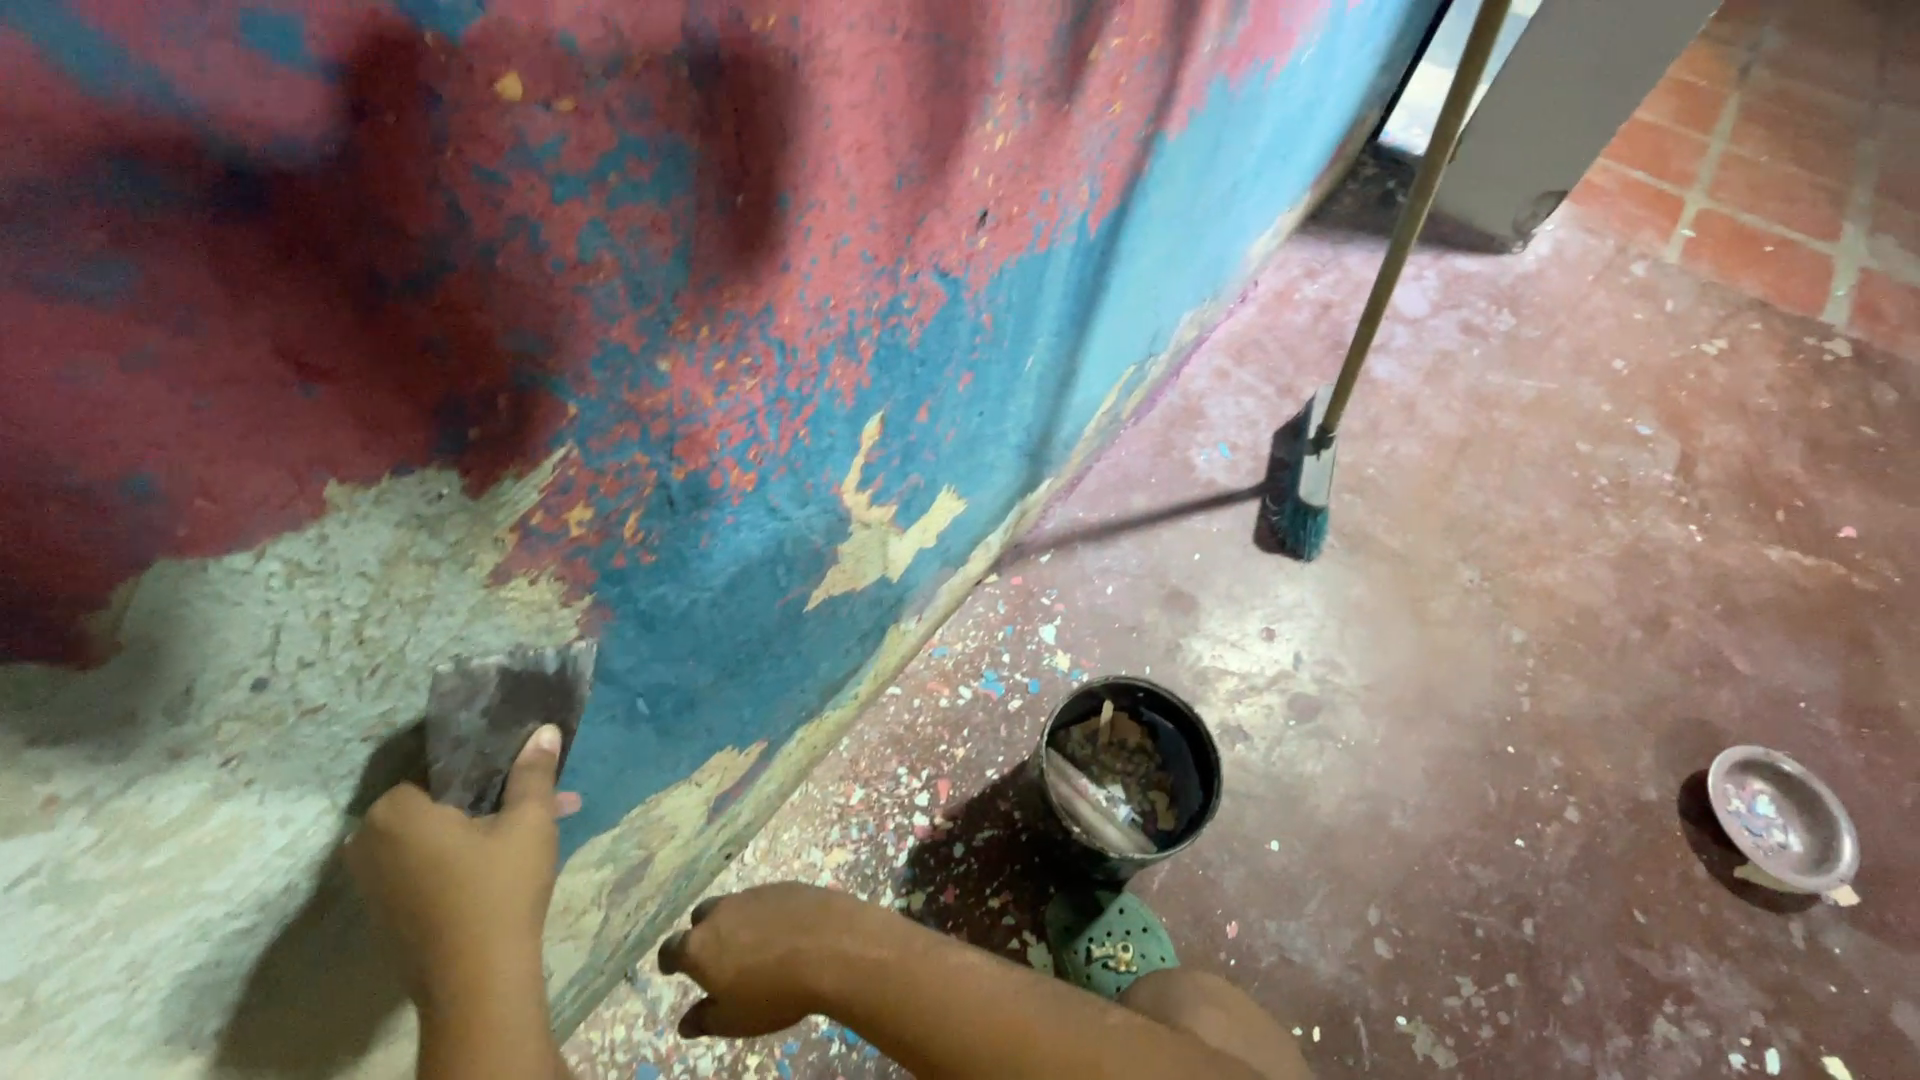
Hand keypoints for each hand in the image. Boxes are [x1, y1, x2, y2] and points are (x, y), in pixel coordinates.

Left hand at [344, 724, 578, 1004]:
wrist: (476, 981)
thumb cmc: (499, 890)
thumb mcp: (529, 822)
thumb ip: (534, 773)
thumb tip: (543, 730)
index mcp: (393, 812)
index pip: (442, 773)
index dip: (490, 774)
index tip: (528, 783)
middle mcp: (367, 842)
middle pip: (441, 806)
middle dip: (494, 805)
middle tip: (542, 811)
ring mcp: (371, 883)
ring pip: (437, 839)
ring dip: (483, 834)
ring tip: (537, 839)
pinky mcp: (385, 914)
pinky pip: (427, 869)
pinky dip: (462, 864)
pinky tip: (506, 870)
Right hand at [658, 883, 889, 1037]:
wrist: (832, 947)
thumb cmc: (775, 992)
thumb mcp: (735, 1019)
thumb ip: (706, 1019)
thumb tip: (684, 1023)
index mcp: (700, 946)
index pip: (671, 949)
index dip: (669, 960)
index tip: (670, 968)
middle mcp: (722, 912)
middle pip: (702, 918)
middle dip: (703, 934)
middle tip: (716, 955)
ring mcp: (755, 894)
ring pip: (736, 905)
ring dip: (738, 922)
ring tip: (753, 945)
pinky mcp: (786, 886)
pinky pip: (767, 900)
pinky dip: (768, 914)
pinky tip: (785, 931)